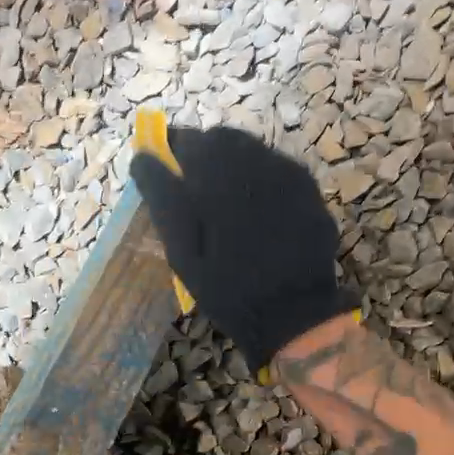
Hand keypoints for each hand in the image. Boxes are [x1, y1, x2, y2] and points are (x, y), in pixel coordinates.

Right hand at [130, 125, 358, 370]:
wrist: (292, 314)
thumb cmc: (226, 286)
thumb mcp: (182, 248)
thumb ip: (162, 196)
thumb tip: (142, 157)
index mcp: (222, 170)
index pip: (188, 140)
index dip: (171, 152)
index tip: (164, 173)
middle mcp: (259, 160)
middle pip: (223, 142)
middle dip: (204, 160)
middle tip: (194, 198)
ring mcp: (290, 175)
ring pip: (253, 155)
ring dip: (234, 171)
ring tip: (226, 212)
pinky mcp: (311, 194)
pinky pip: (278, 175)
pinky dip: (262, 187)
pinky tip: (257, 221)